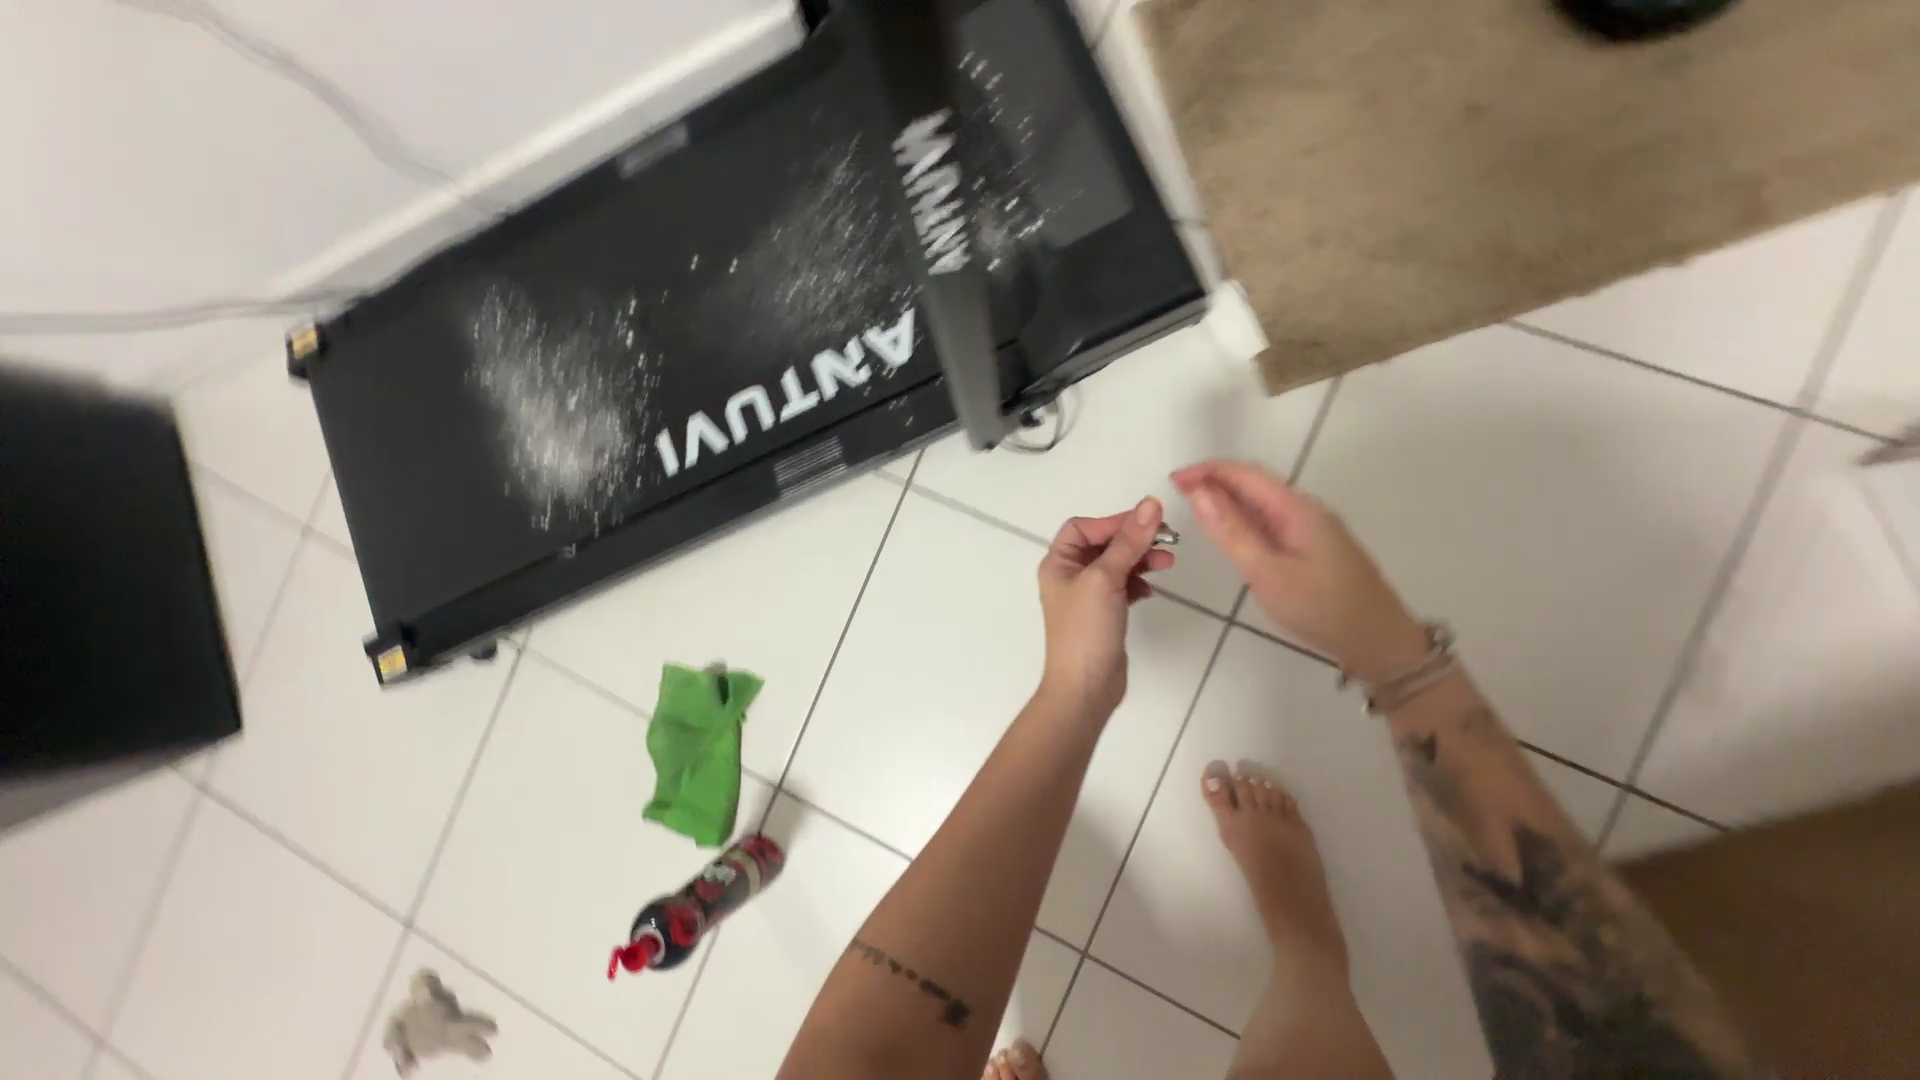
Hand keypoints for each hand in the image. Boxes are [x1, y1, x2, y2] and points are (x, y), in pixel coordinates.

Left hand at [1035, 497, 1174, 717]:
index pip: (1083, 527)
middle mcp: (1068, 576)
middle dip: (1133, 540)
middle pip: (1103, 544)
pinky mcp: (1103, 615)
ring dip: (1141, 560)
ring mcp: (1086, 597)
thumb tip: (1150, 504)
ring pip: (1117, 565)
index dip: (1113, 522)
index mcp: (1058, 563)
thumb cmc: (1086, 629)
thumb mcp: (1106, 578)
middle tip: (1167, 540)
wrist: (1086, 687)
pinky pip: (1123, 587)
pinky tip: (1150, 590)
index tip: (1146, 524)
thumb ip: (1129, 541)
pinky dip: (1138, 583)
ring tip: (1168, 562)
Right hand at [1171, 461, 1427, 683]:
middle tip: (1179, 492)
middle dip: (1216, 481)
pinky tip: (1233, 532)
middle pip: (1256, 483)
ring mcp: (1314, 528)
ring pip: (1265, 502)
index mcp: (1297, 509)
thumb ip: (1232, 532)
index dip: (1208, 471)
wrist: (1378, 641)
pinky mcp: (1315, 547)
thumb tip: (1199, 493)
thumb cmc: (1321, 608)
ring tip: (1197, 508)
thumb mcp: (1267, 573)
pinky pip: (1273, 520)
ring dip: (1229, 499)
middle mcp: (1307, 510)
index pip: (1246, 474)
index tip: (1174, 479)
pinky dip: (1245, 517)